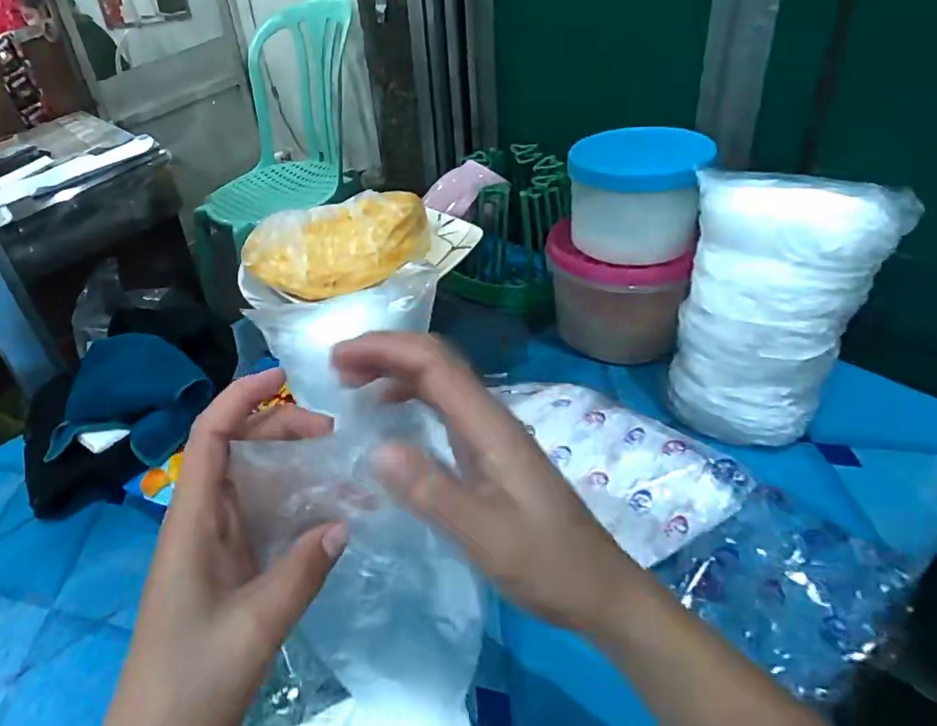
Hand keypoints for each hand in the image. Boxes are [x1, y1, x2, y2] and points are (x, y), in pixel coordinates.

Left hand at [107, 368, 349, 725]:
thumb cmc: (189, 679)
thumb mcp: (252, 629)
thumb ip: (299, 575)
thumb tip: (345, 522)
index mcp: (192, 518)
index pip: (210, 433)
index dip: (241, 396)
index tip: (282, 374)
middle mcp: (200, 517)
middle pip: (234, 446)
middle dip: (278, 425)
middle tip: (331, 429)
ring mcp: (212, 540)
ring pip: (250, 477)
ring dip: (289, 460)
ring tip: (337, 457)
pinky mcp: (225, 564)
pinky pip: (259, 513)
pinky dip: (291, 500)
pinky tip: (326, 509)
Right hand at [331, 333, 647, 635]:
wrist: (600, 587)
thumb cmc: (546, 564)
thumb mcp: (486, 537)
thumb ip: (432, 492)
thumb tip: (376, 448)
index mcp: (488, 425)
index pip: (432, 362)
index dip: (384, 349)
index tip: (339, 357)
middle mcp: (489, 415)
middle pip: (434, 359)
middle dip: (384, 350)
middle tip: (336, 365)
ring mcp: (490, 429)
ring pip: (438, 377)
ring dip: (393, 368)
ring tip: (351, 381)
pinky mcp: (488, 447)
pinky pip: (442, 402)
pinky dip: (408, 392)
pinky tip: (388, 410)